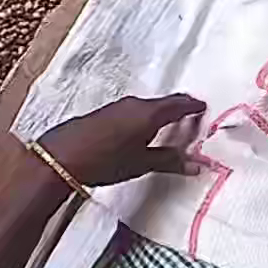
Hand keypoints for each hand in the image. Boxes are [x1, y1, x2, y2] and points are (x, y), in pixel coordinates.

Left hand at [38, 93, 206, 187]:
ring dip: (163, 113)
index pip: (180, 104)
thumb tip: (196, 164)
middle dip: (180, 108)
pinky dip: (147, 116)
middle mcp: (137, 104)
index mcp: (150, 113)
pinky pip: (136, 109)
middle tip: (193, 117)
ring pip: (150, 106)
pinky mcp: (108, 113)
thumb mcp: (142, 164)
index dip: (194, 107)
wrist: (63, 156)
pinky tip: (145, 130)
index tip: (204, 109)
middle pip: (166, 102)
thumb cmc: (105, 160)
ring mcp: (120, 106)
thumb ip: (170, 161)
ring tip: (171, 126)